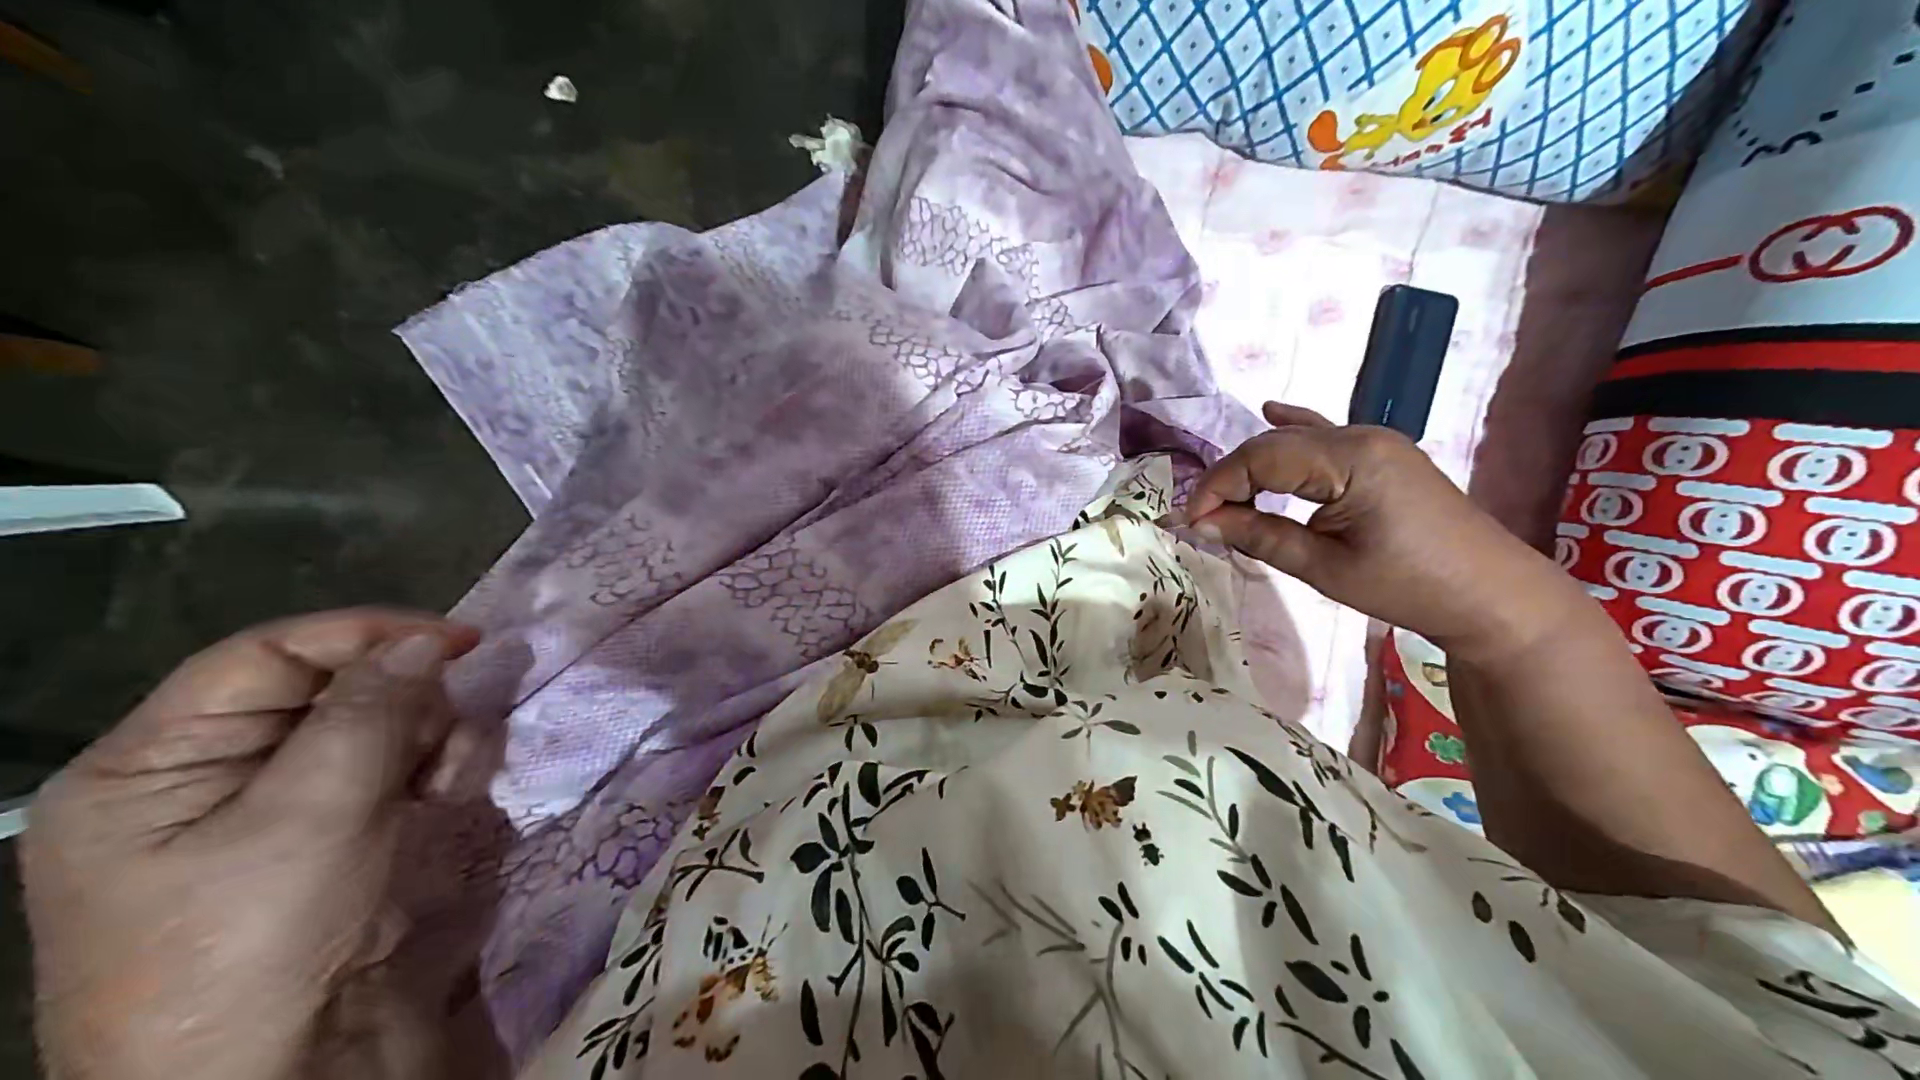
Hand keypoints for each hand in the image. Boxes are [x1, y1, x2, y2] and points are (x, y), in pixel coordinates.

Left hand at [20, 609, 480, 1079]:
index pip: (264, 655)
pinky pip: (398, 764)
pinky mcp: (338, 826)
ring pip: (378, 721)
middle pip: (330, 686)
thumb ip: (370, 714)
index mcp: (151, 765)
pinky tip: (446, 797)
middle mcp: (209, 774)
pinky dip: (435, 769)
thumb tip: (427, 640)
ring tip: (446, 782)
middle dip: (404, 702)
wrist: (284, 1072)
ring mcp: (279, 802)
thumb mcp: (310, 818)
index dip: (364, 633)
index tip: (458, 639)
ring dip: (430, 738)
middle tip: (444, 737)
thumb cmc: (258, 942)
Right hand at [1180, 403, 1586, 661]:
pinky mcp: (1381, 455)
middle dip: (1230, 478)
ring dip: (1254, 465)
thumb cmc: (1408, 586)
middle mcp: (1360, 436)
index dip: (1216, 487)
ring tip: (1225, 497)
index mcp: (1350, 458)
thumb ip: (1257, 536)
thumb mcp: (1323, 567)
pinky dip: (1294, 426)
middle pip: (1272, 444)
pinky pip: (1325, 433)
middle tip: (1203, 518)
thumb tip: (1199, 523)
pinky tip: (1269, 409)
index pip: (1259, 458)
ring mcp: (1374, 441)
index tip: (1189, 522)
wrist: (1491, 597)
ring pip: (1294, 440)